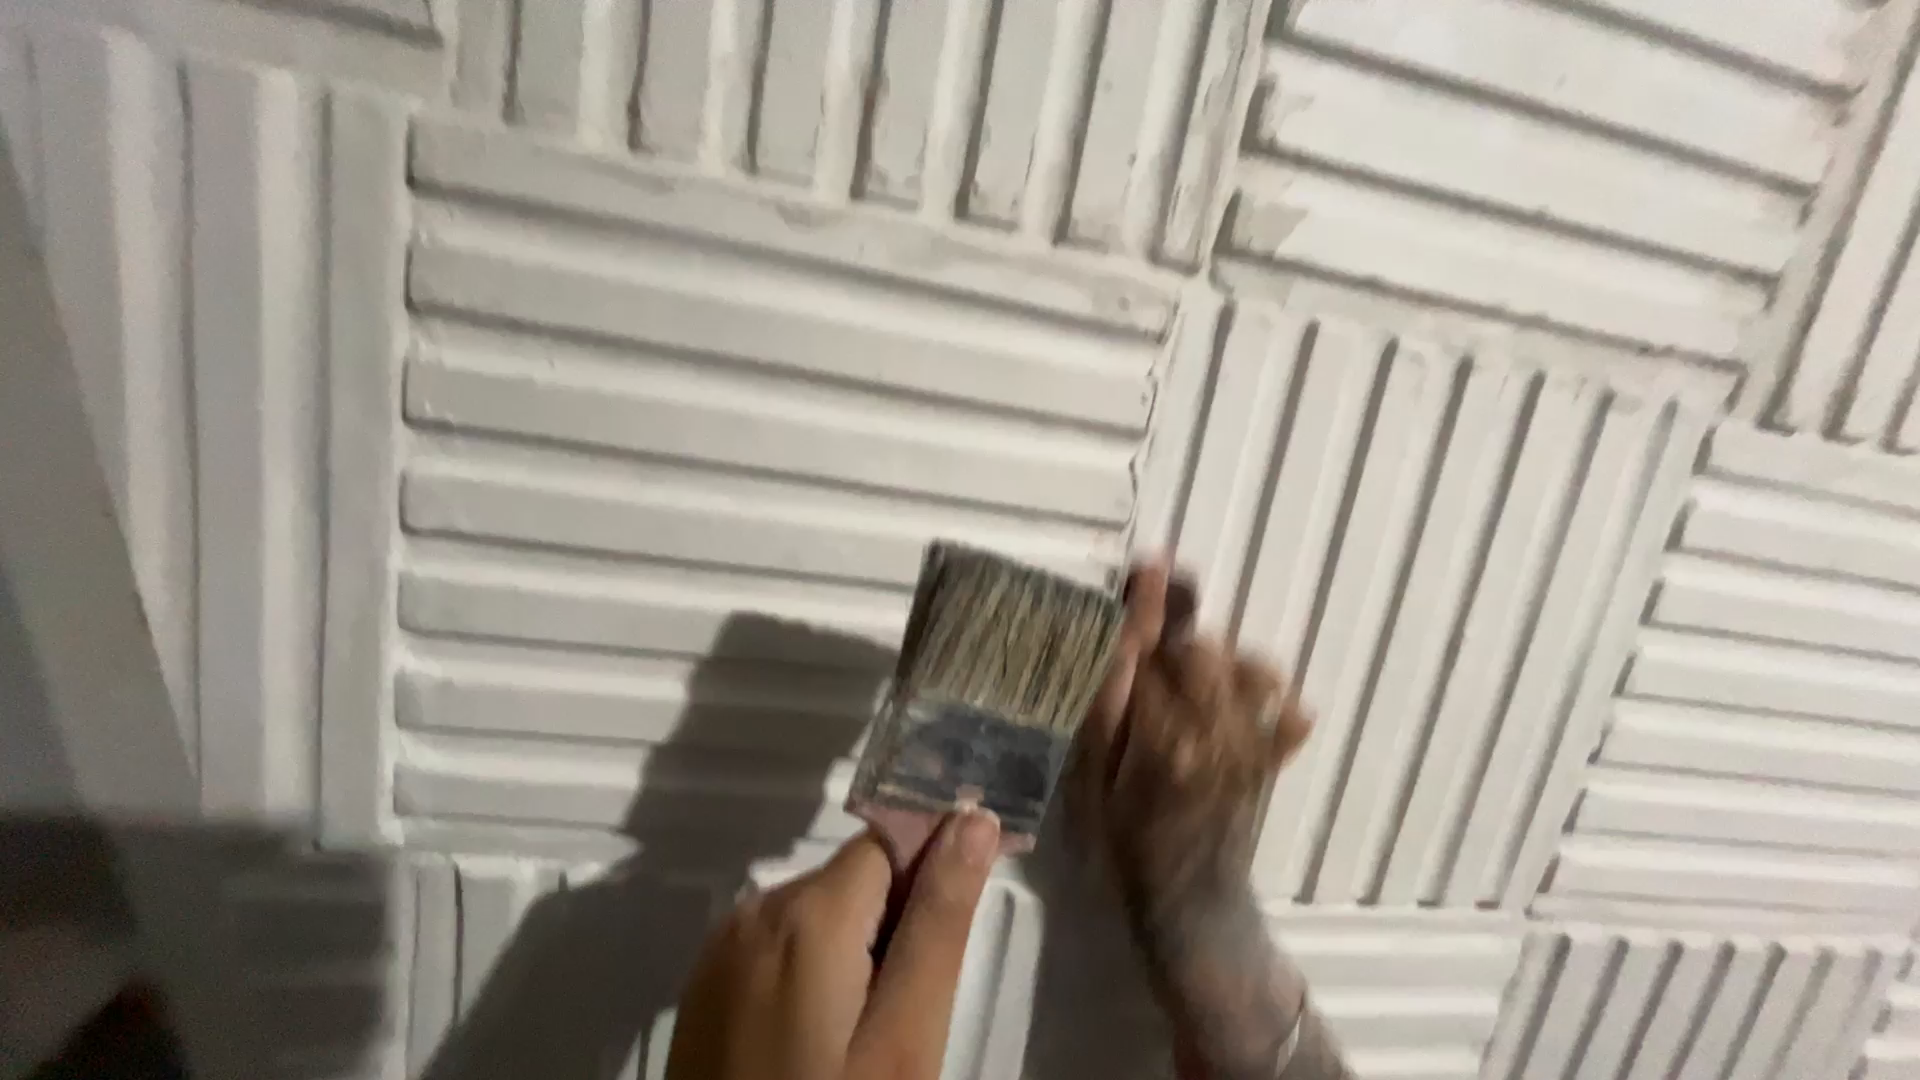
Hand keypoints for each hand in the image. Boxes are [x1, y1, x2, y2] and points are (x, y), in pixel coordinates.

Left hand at [665, 810, 1001, 1079]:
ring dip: (857, 947)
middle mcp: (756, 907)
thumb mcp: (903, 1037)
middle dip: (895, 921)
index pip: (891, 842)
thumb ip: (940, 920)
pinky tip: (819, 1037)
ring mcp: (723, 947)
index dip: (932, 873)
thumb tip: (973, 819)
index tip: (953, 929)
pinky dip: (815, 967)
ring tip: (863, 1033)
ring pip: (820, 910)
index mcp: (806, 910)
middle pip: (854, 876)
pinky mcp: (707, 984)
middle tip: (907, 1010)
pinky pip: (781, 943)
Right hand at [1071, 560, 1327, 1079]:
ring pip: (1251, 670)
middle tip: (1153, 642)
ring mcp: (1252, 746)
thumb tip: (1117, 651)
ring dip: (1220, 657)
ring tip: (1193, 672)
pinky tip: (1254, 697)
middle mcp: (1216, 733)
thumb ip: (1104, 715)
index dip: (1147, 607)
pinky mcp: (1272, 760)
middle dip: (1179, 632)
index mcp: (1163, 738)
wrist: (1193, 909)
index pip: (1151, 655)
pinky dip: (1272, 695)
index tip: (1150, 563)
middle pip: (1206, 651)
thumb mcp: (1090, 786)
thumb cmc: (1125, 847)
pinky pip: (1288, 713)